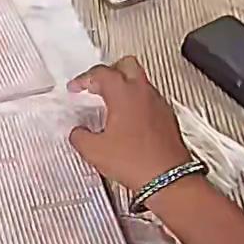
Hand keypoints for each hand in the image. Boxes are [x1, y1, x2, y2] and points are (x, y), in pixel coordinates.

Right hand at [67, 57, 191, 191]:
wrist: (166, 178)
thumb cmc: (137, 162)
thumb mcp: (94, 151)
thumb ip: (79, 136)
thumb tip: (78, 133)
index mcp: (124, 95)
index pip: (102, 73)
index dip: (84, 78)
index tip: (76, 86)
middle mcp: (144, 94)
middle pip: (126, 65)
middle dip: (108, 72)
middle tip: (96, 85)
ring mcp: (158, 104)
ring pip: (140, 81)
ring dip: (124, 87)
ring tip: (109, 103)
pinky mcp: (166, 117)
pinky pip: (149, 100)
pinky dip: (136, 102)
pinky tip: (127, 120)